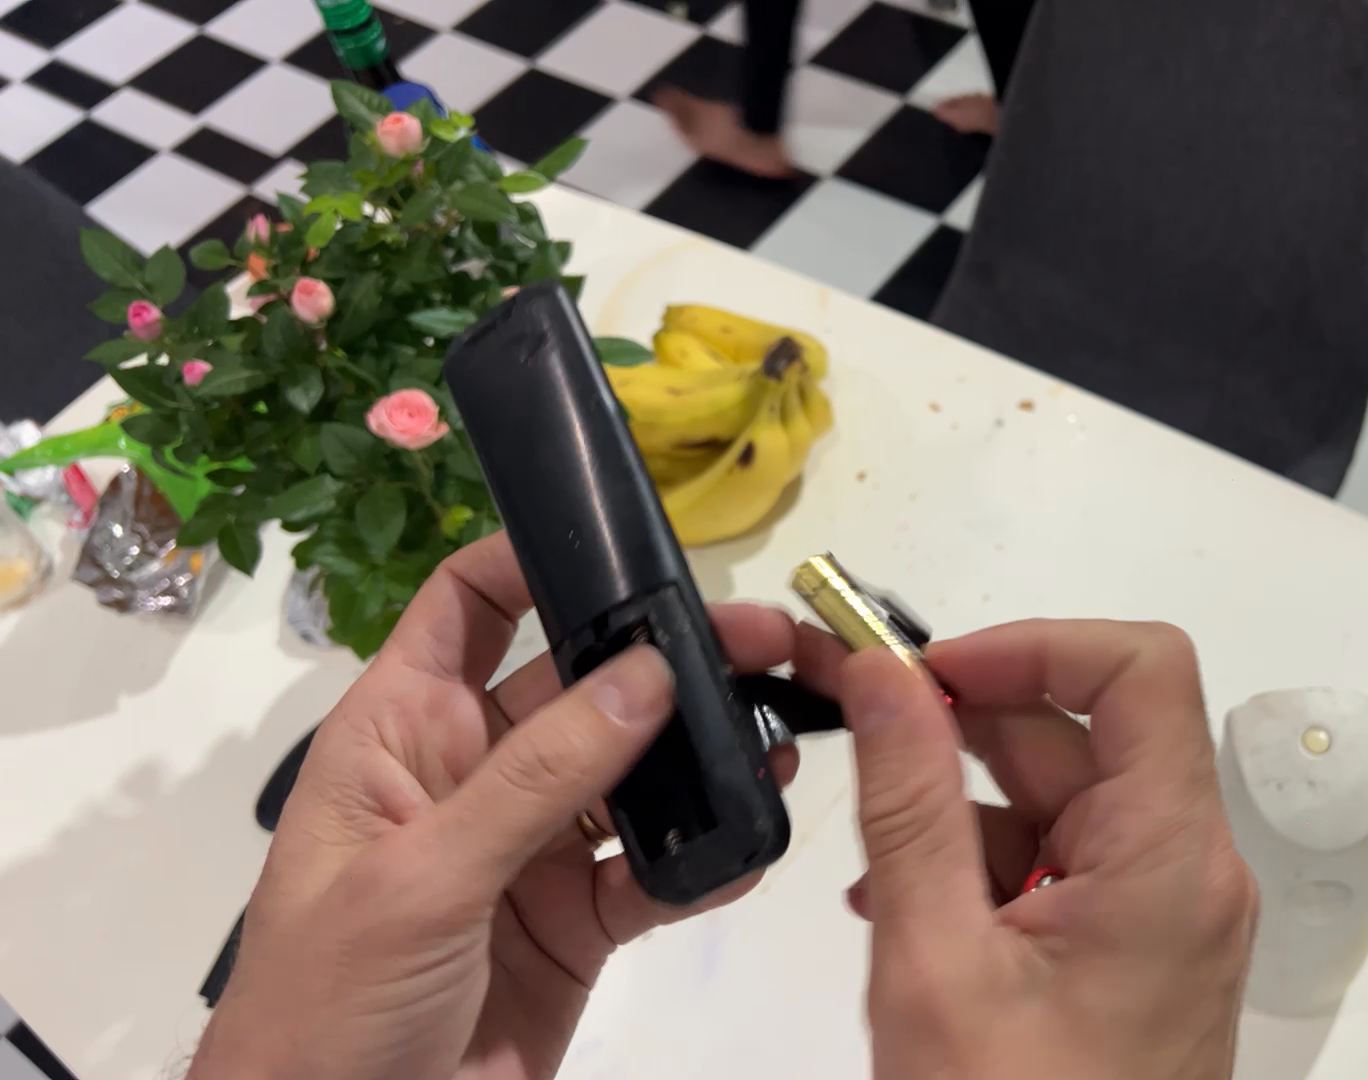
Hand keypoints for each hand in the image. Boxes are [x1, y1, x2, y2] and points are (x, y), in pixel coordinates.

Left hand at [189, 533, 798, 1079]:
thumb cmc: (326, 1017)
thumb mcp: (423, 881)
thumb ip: (543, 775)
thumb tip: (653, 675)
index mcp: (413, 731)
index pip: (468, 605)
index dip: (535, 559)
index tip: (627, 545)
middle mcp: (486, 767)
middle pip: (589, 681)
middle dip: (672, 656)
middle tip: (759, 640)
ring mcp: (541, 839)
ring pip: (638, 768)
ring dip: (706, 751)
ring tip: (777, 733)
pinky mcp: (586, 908)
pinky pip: (658, 863)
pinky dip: (707, 853)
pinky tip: (752, 838)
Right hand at [798, 620, 1257, 1079]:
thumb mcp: (935, 958)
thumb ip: (909, 801)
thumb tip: (881, 674)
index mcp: (1170, 854)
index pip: (1142, 668)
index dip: (1038, 645)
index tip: (935, 670)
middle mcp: (1183, 860)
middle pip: (1083, 727)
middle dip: (973, 720)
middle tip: (873, 730)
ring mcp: (1155, 898)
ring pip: (1056, 786)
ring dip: (963, 794)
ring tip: (882, 850)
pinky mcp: (1124, 931)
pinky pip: (1051, 846)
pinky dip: (978, 850)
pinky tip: (909, 896)